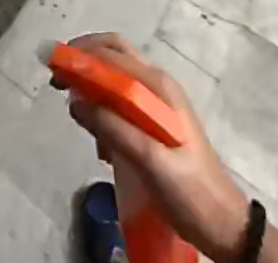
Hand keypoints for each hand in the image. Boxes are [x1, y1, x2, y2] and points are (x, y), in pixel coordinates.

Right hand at [57, 34, 277, 262]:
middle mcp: (157, 83)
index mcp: (158, 86)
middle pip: (113, 53)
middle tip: (57, 79)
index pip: (111, 53)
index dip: (78, 55)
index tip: (52, 66)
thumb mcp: (150, 161)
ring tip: (75, 110)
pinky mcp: (155, 118)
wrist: (225, 224)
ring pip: (115, 75)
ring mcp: (158, 99)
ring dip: (91, 83)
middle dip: (82, 60)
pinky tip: (98, 135)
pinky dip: (103, 105)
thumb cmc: (190, 191)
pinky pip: (121, 98)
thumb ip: (114, 128)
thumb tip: (76, 102)